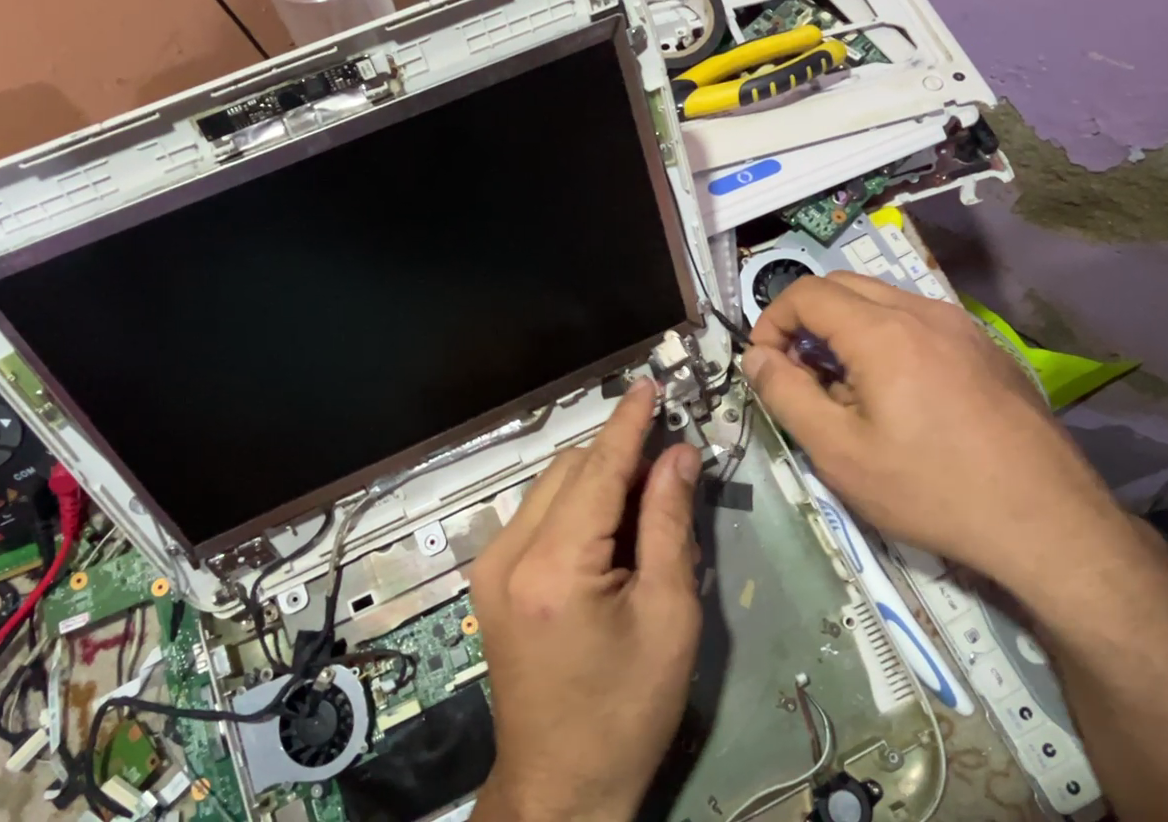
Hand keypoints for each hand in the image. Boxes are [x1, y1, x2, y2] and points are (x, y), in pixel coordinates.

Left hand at [470, 379, 702, 821]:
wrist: (561, 782)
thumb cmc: (627, 711)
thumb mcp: (669, 618)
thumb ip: (669, 525)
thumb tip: (677, 456)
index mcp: (555, 566)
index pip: (598, 470)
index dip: (629, 424)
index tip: (650, 385)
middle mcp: (509, 553)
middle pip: (569, 470)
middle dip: (619, 456)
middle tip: (670, 464)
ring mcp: (490, 565)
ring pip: (550, 488)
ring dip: (597, 481)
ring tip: (645, 501)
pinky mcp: (490, 579)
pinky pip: (536, 516)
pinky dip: (575, 507)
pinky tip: (608, 532)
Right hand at [744, 272, 1123, 592]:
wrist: (1046, 521)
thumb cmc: (930, 488)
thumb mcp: (838, 453)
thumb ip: (786, 395)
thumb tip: (756, 357)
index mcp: (883, 331)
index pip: (806, 293)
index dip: (772, 322)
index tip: (766, 366)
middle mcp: (924, 312)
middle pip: (844, 285)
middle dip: (807, 319)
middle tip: (798, 373)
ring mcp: (964, 328)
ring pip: (885, 301)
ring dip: (848, 328)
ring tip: (846, 388)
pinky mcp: (989, 350)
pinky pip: (922, 323)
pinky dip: (889, 339)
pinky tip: (900, 396)